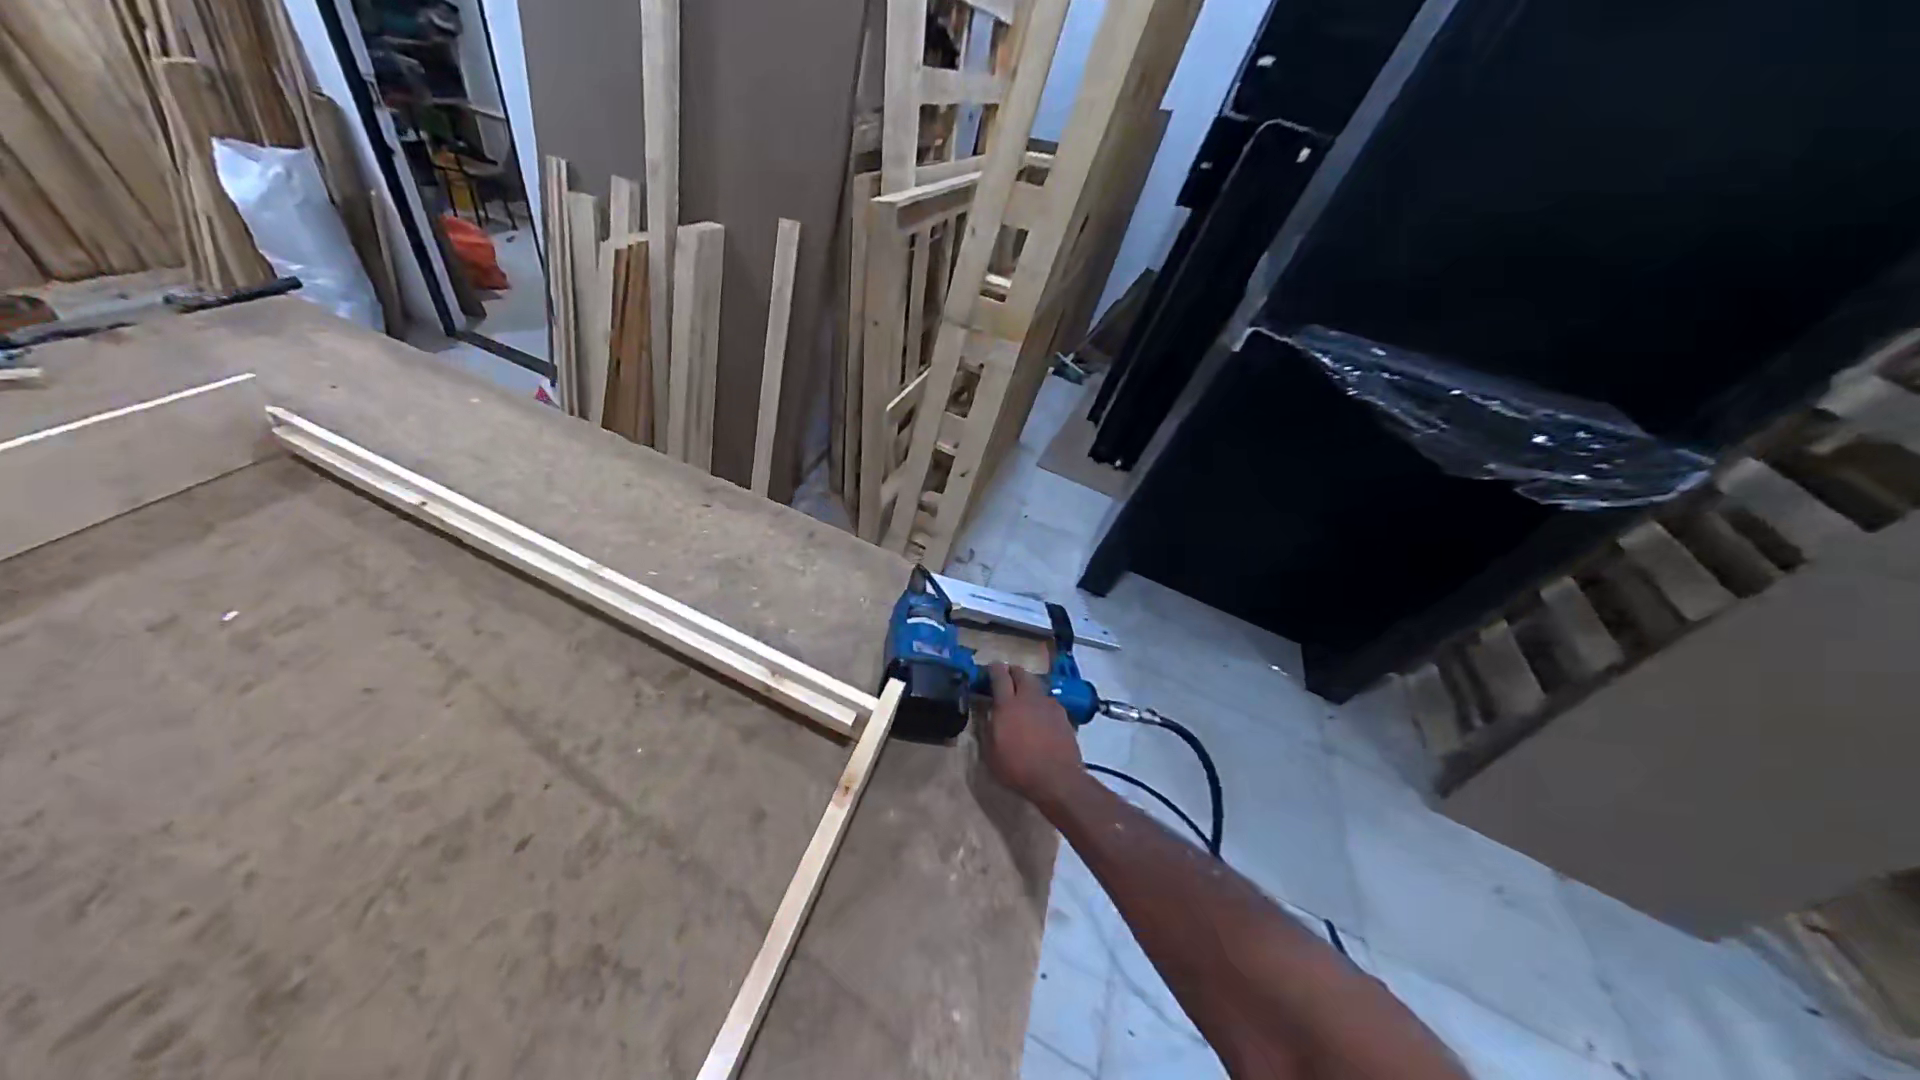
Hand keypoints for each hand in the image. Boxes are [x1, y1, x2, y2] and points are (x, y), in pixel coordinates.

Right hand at [981, 662, 1084, 805]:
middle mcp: (1029, 699)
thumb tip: (988, 716)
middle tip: (1008, 677)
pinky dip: (1042, 704)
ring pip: (1038, 687)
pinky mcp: (1064, 716)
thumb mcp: (991, 754)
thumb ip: (987, 730)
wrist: (1057, 778)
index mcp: (1007, 705)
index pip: (1000, 677)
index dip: (995, 669)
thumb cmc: (1018, 768)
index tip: (992, 667)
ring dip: (1030, 687)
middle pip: (1022, 674)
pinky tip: (1041, 716)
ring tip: (1025, 698)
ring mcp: (1049, 706)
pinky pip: (1050, 702)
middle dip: (1014, 672)